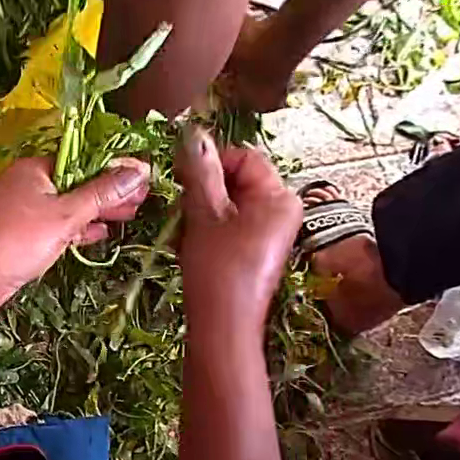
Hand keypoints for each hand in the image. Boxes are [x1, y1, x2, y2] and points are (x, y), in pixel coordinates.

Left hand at [0, 155, 150, 313]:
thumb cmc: (15, 241)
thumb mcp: (64, 216)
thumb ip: (101, 194)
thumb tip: (137, 171)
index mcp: (35, 168)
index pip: (83, 160)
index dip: (115, 169)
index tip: (144, 179)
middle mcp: (27, 184)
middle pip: (77, 182)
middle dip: (109, 192)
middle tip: (143, 199)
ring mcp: (21, 210)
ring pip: (67, 206)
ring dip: (96, 211)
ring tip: (129, 215)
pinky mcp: (19, 235)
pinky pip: (55, 225)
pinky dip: (76, 228)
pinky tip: (98, 232)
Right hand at [176, 125, 303, 332]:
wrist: (223, 325)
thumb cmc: (218, 269)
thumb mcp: (205, 215)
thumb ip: (200, 172)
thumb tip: (194, 134)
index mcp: (279, 197)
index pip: (243, 158)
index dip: (210, 163)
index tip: (179, 177)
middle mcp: (281, 211)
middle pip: (236, 182)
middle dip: (202, 192)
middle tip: (178, 210)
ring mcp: (269, 234)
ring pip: (228, 207)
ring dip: (199, 214)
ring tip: (182, 233)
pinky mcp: (255, 252)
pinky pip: (229, 228)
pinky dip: (206, 231)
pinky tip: (188, 247)